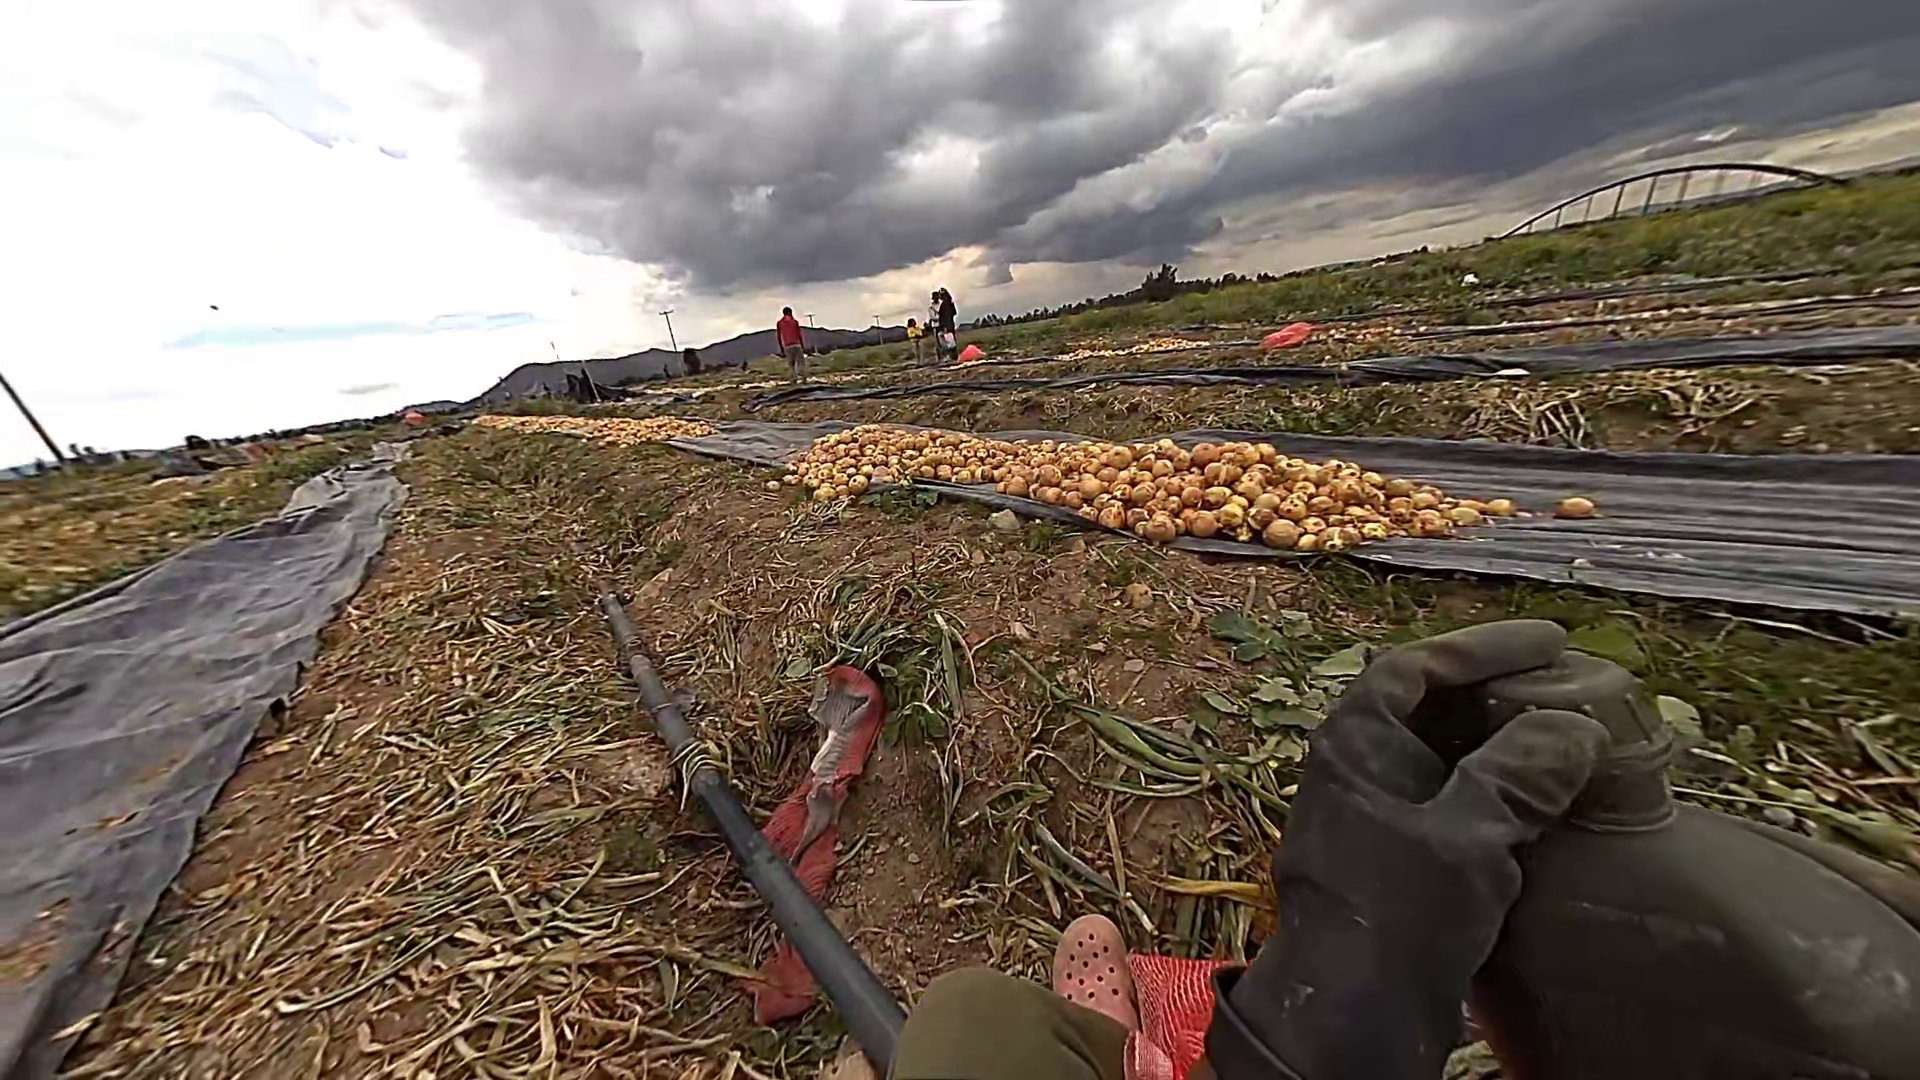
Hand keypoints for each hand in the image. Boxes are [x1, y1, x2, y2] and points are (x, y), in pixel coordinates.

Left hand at [1208, 621, 1609, 1079]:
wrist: (1351, 991)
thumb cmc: (1394, 907)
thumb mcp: (1461, 839)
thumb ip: (1512, 779)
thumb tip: (1570, 726)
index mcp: (1353, 738)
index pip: (1410, 667)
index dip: (1476, 647)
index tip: (1548, 638)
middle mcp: (1356, 756)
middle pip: (1423, 698)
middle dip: (1489, 683)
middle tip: (1563, 676)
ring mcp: (1373, 793)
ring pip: (1436, 741)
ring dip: (1494, 728)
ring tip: (1563, 720)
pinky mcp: (1395, 831)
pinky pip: (1445, 782)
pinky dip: (1491, 773)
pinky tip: (1537, 781)